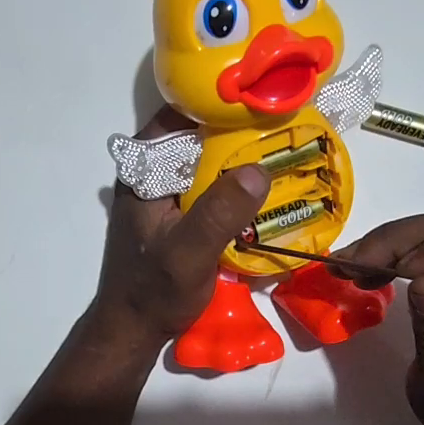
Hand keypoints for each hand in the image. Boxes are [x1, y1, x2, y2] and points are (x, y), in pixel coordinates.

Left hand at [90, 110, 270, 343]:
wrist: (134, 332)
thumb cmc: (154, 292)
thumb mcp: (188, 253)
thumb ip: (218, 213)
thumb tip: (259, 171)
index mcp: (146, 168)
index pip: (184, 111)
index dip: (223, 98)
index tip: (265, 92)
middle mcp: (154, 172)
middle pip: (201, 133)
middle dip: (241, 125)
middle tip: (289, 116)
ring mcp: (169, 194)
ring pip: (210, 160)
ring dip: (243, 155)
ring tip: (289, 143)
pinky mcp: (182, 215)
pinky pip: (214, 187)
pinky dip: (238, 185)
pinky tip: (270, 187)